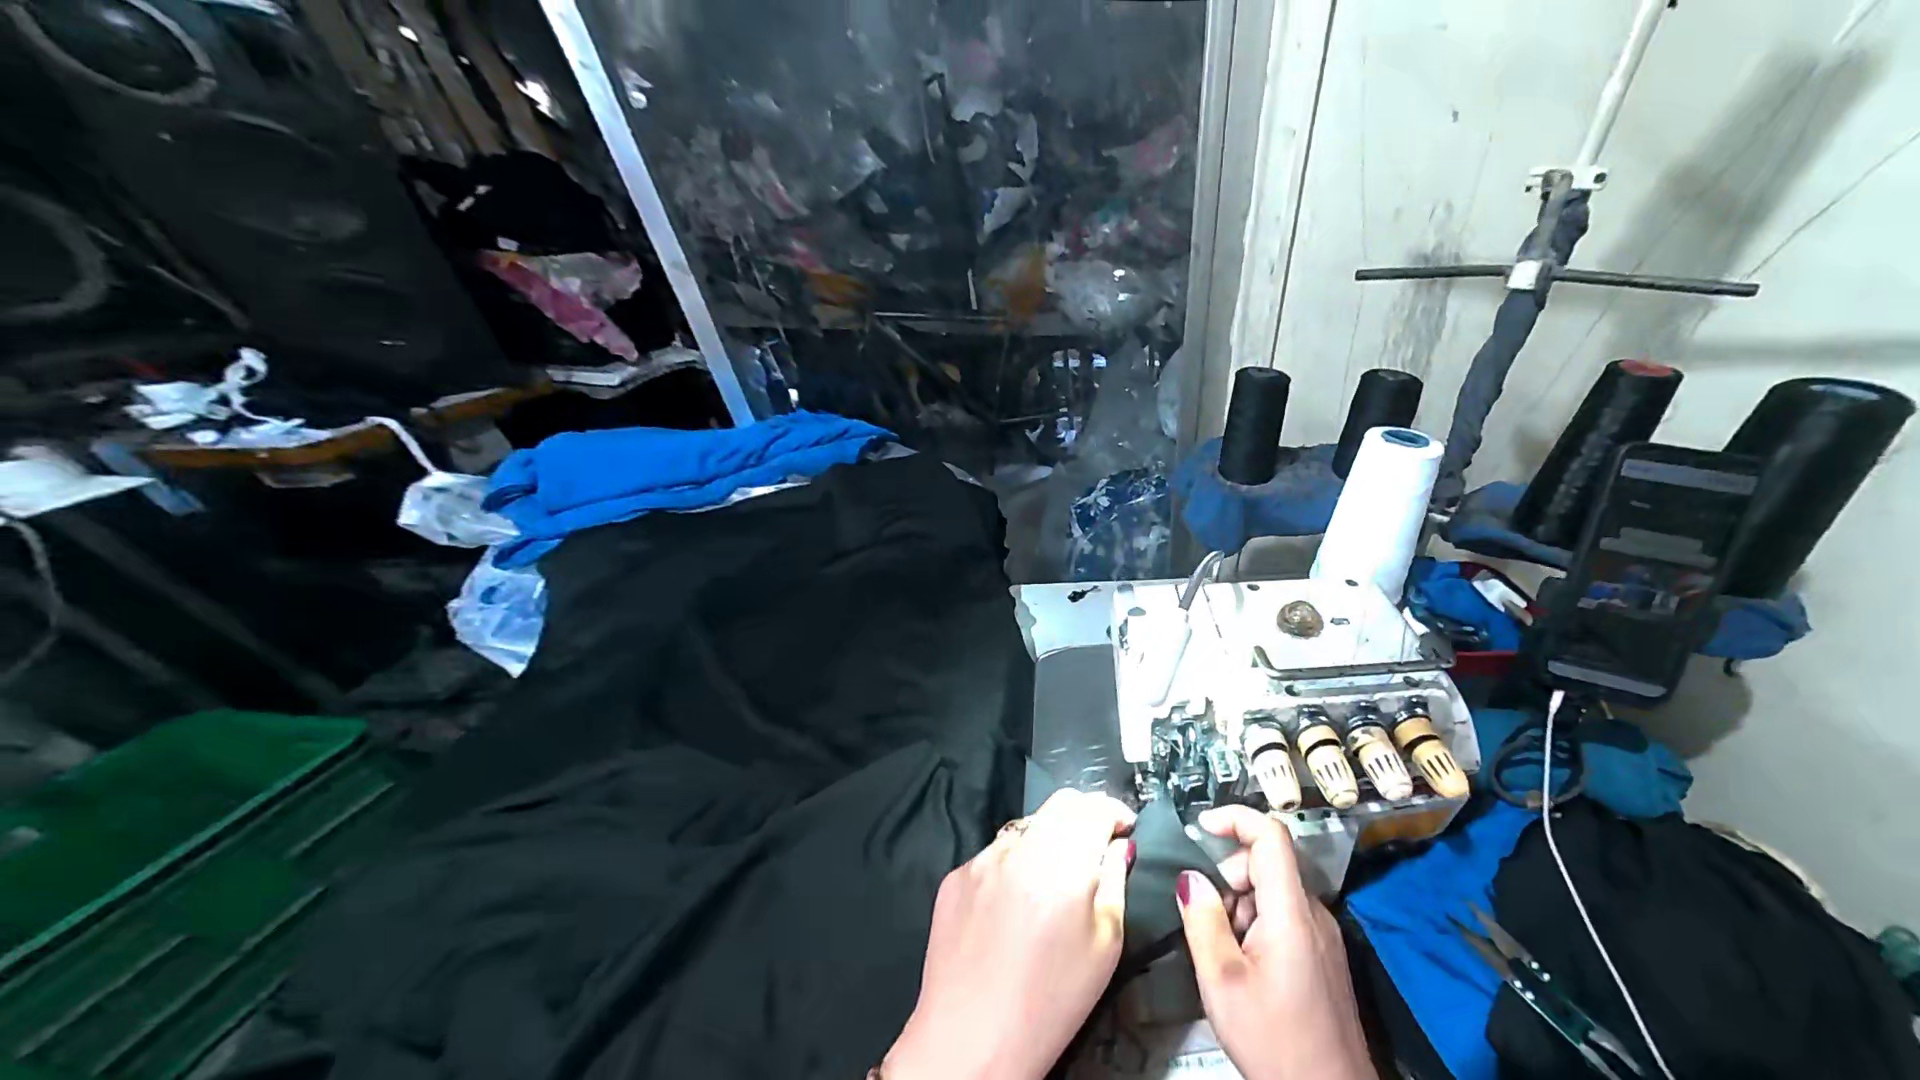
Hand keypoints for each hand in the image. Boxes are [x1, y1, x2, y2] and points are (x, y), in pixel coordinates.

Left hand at [882, 788, 1135, 1079]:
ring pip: (1025, 828)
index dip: (1112, 811)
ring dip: (1046, 840)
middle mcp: (1019, 848)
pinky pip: (993, 854)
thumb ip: (1114, 881)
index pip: (1092, 806)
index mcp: (1062, 863)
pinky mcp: (956, 875)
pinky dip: (1013, 865)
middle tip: (1095, 845)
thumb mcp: (1106, 945)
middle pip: (1058, 805)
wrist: (970, 1038)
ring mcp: (981, 859)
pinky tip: (1013, 907)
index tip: (1122, 826)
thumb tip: (1117, 845)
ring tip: (1052, 886)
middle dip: (1082, 817)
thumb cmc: (1051, 1001)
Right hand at [1177, 805, 1375, 1079]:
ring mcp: (1321, 935)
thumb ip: (1203, 920)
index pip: (1271, 836)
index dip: (1234, 818)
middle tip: (1208, 917)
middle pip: (1267, 862)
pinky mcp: (1322, 954)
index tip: (1199, 828)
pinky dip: (1254, 922)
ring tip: (1224, 950)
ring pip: (1271, 890)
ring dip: (1239, 903)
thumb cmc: (1274, 1041)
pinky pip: (1282, 914)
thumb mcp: (1222, 981)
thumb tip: (1189, 876)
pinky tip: (1244, 962)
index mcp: (1292, 913)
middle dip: (1227, 875)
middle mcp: (1313, 914)